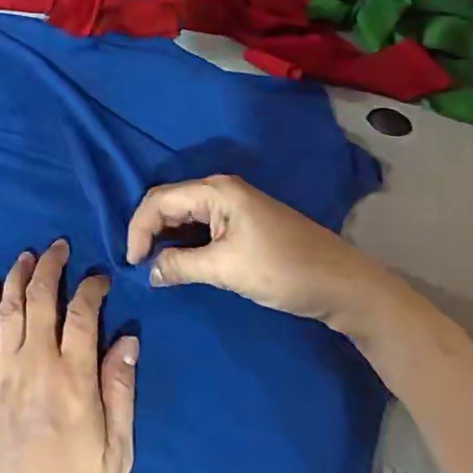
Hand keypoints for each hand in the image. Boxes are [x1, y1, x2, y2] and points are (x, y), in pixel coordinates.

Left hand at [0, 239, 138, 472]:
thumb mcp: (119, 448)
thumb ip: (121, 389)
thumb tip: (128, 338)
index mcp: (74, 380)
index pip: (82, 313)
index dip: (92, 287)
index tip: (102, 276)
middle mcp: (36, 366)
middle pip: (41, 299)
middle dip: (51, 266)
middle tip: (61, 245)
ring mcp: (5, 373)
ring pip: (9, 309)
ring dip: (19, 276)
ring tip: (29, 254)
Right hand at [126, 175, 376, 325]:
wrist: (341, 283)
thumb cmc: (283, 270)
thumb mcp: (227, 269)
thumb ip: (181, 265)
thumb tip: (149, 271)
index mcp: (216, 190)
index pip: (159, 200)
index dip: (138, 228)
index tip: (131, 263)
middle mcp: (221, 189)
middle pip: (169, 203)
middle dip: (149, 231)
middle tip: (139, 265)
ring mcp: (233, 205)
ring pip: (184, 214)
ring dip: (166, 237)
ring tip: (153, 266)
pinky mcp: (242, 222)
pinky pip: (201, 225)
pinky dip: (184, 242)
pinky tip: (179, 262)